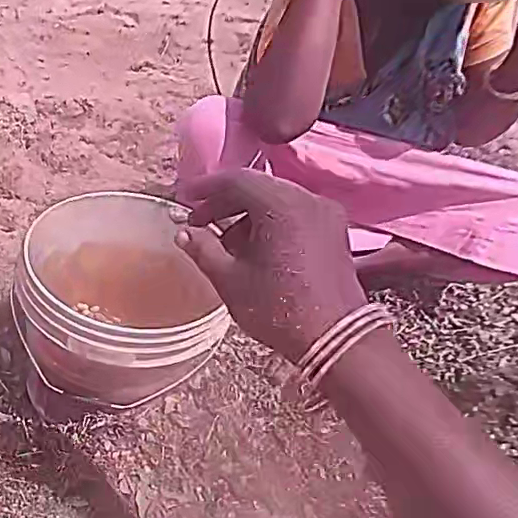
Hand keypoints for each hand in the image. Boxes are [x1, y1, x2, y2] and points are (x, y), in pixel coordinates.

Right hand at [175, 170, 366, 363]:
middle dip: (225, 203)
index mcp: (281, 206)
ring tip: (225, 244)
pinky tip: (254, 250)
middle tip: (199, 222)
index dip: (206, 187)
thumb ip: (204, 250)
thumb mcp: (231, 281)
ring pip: (277, 201)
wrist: (333, 337)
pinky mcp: (333, 232)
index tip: (186, 198)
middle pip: (259, 187)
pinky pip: (295, 214)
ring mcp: (325, 215)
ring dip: (247, 215)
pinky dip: (270, 223)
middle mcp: (308, 200)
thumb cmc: (280, 310)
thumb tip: (184, 233)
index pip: (237, 180)